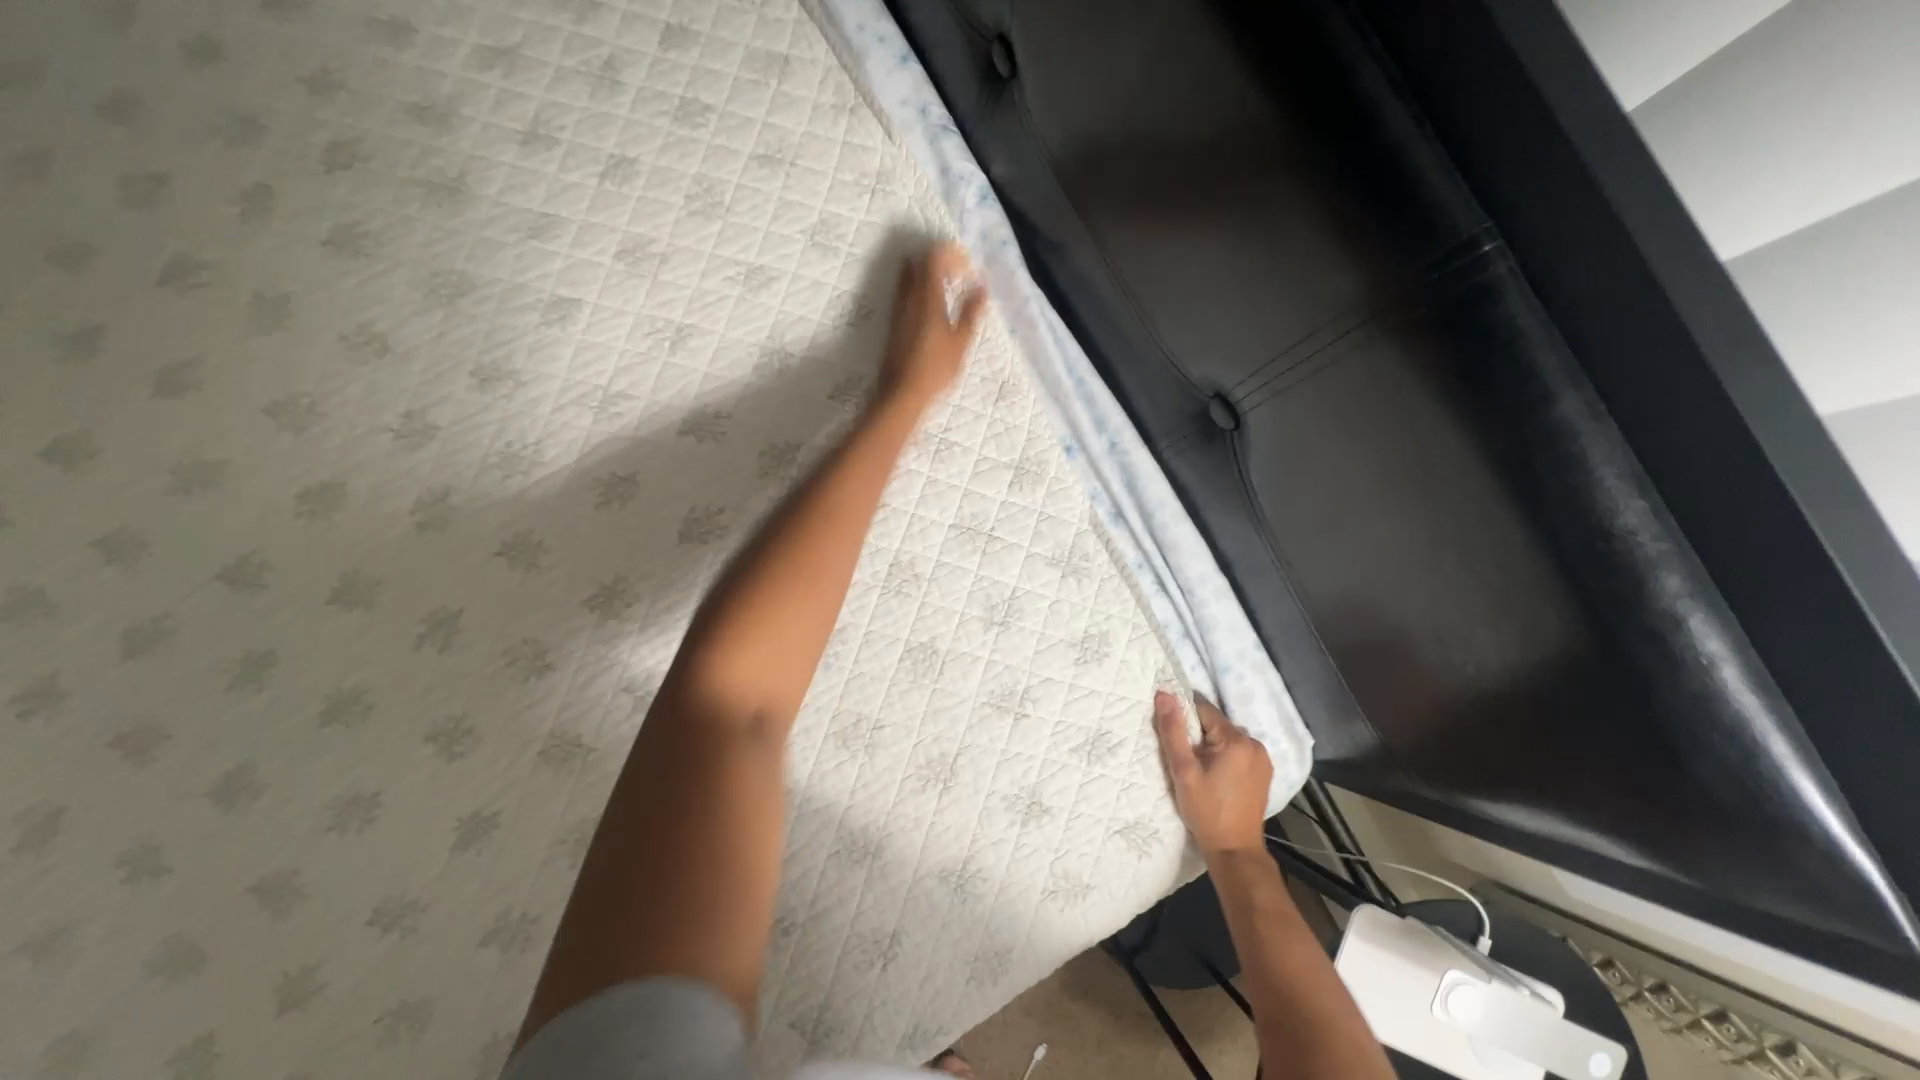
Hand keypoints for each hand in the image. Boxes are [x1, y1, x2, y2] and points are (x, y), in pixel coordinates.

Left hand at [877, 243, 987, 412]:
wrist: (901, 392)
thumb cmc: (935, 369)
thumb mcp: (961, 341)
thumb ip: (971, 311)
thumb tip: (982, 287)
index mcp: (927, 296)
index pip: (934, 257)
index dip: (951, 253)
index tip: (966, 266)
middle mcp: (908, 297)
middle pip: (918, 260)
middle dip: (938, 260)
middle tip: (956, 274)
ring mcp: (897, 308)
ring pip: (908, 275)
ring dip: (926, 273)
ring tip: (946, 289)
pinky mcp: (893, 321)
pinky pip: (903, 291)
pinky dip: (918, 288)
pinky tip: (931, 307)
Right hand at [1154, 690, 1272, 858]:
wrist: (1234, 849)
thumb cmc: (1206, 811)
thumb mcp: (1183, 771)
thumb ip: (1173, 731)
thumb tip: (1164, 694)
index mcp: (1236, 740)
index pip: (1204, 710)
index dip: (1184, 718)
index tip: (1171, 734)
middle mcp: (1255, 744)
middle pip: (1217, 725)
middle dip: (1197, 735)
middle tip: (1183, 759)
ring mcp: (1263, 759)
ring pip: (1227, 739)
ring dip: (1211, 747)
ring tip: (1198, 770)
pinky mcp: (1264, 773)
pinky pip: (1239, 753)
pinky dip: (1225, 758)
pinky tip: (1215, 778)